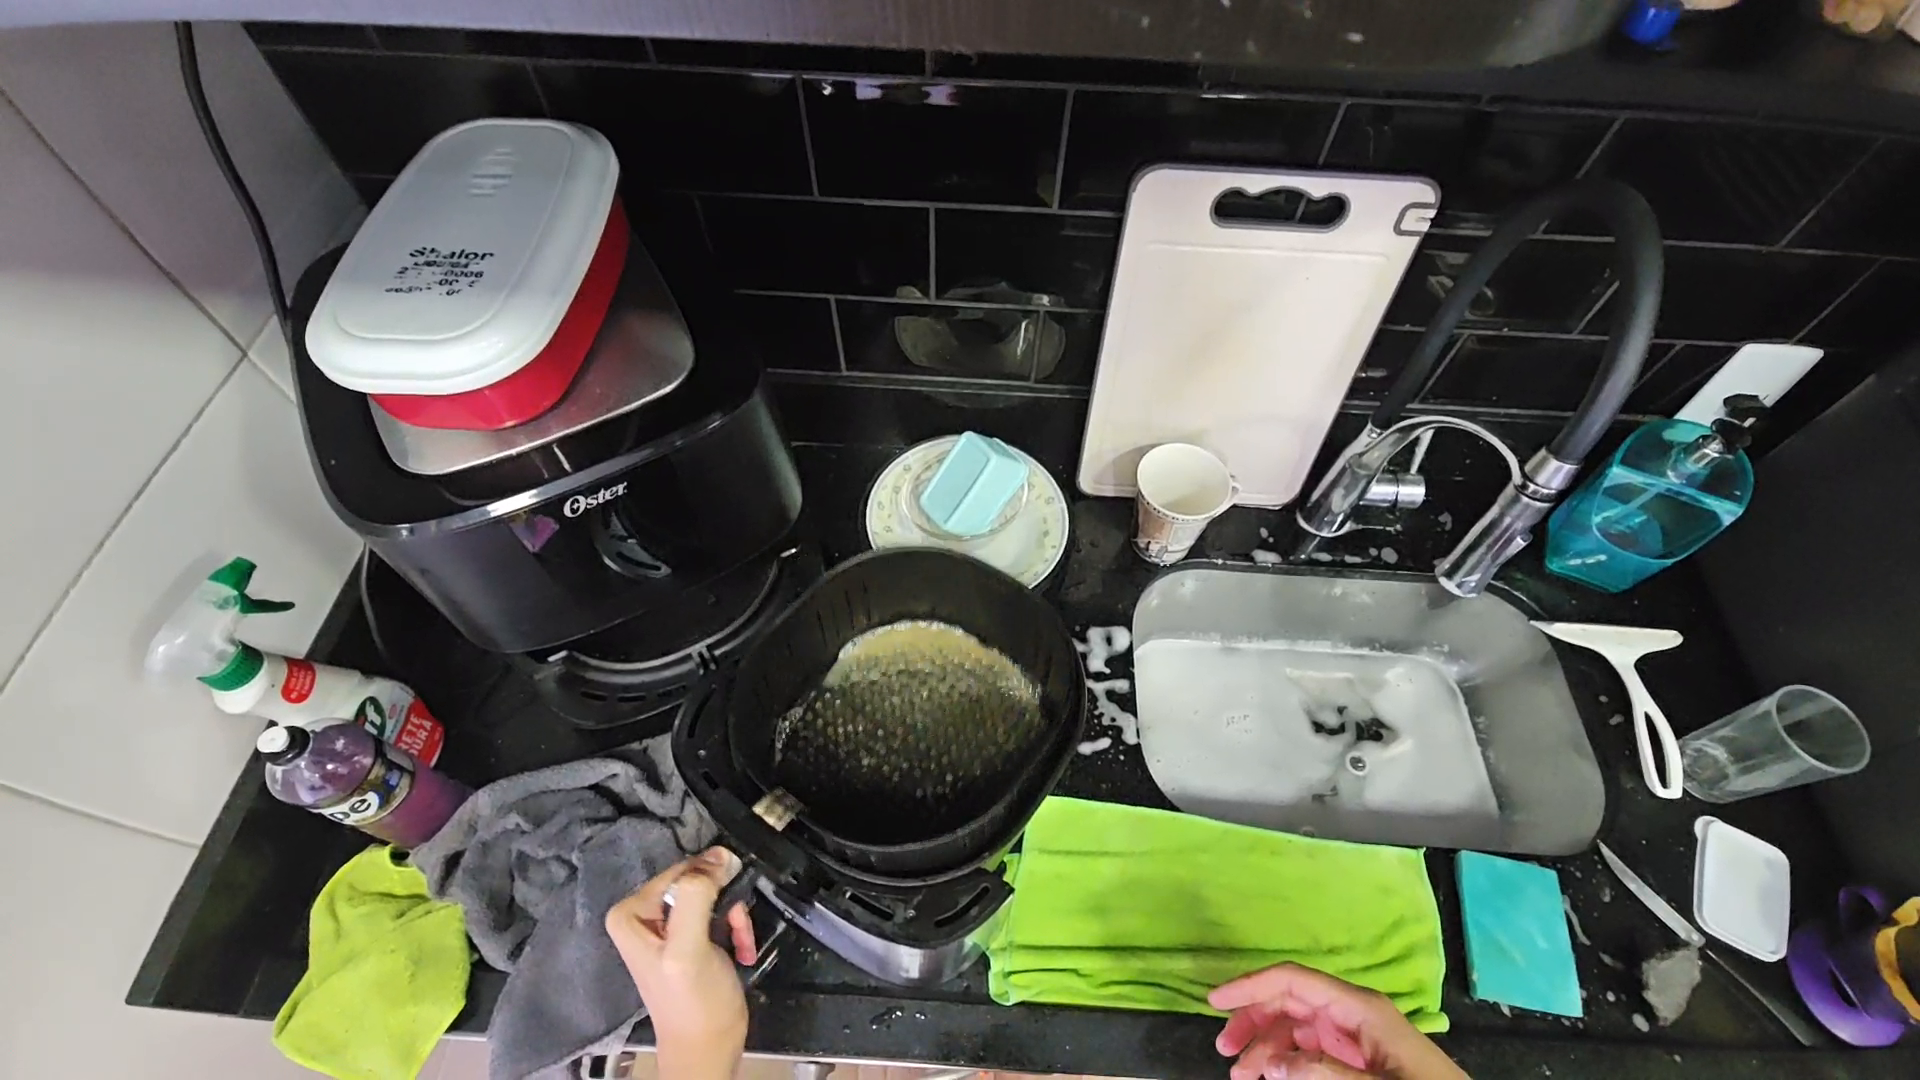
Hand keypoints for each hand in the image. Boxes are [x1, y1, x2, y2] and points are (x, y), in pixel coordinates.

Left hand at [605, 847, 757, 1079]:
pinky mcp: (691, 937)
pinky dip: (737, 927)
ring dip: (735, 916)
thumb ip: (696, 898)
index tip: (729, 906)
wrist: (708, 1052)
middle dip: (726, 902)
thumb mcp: (689, 949)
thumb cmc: (693, 1003)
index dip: (711, 883)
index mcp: (630, 913)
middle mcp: (644, 914)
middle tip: (737, 926)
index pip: (681, 871)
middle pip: (699, 881)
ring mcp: (668, 926)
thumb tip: (718, 855)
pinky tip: (742, 949)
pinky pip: (720, 911)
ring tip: (741, 942)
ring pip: (714, 894)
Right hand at [1209, 963, 1467, 1079]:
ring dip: (1265, 1049)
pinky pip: (1309, 1051)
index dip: (1250, 985)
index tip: (1215, 1001)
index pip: (1292, 980)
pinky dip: (1285, 1062)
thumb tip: (1270, 1063)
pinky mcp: (1357, 1058)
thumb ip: (1325, 1072)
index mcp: (1358, 1006)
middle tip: (1226, 1053)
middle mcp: (1351, 1013)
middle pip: (1287, 1002)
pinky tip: (1271, 1076)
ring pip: (1294, 1029)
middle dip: (1252, 1022)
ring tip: (1243, 1076)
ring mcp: (1354, 1036)